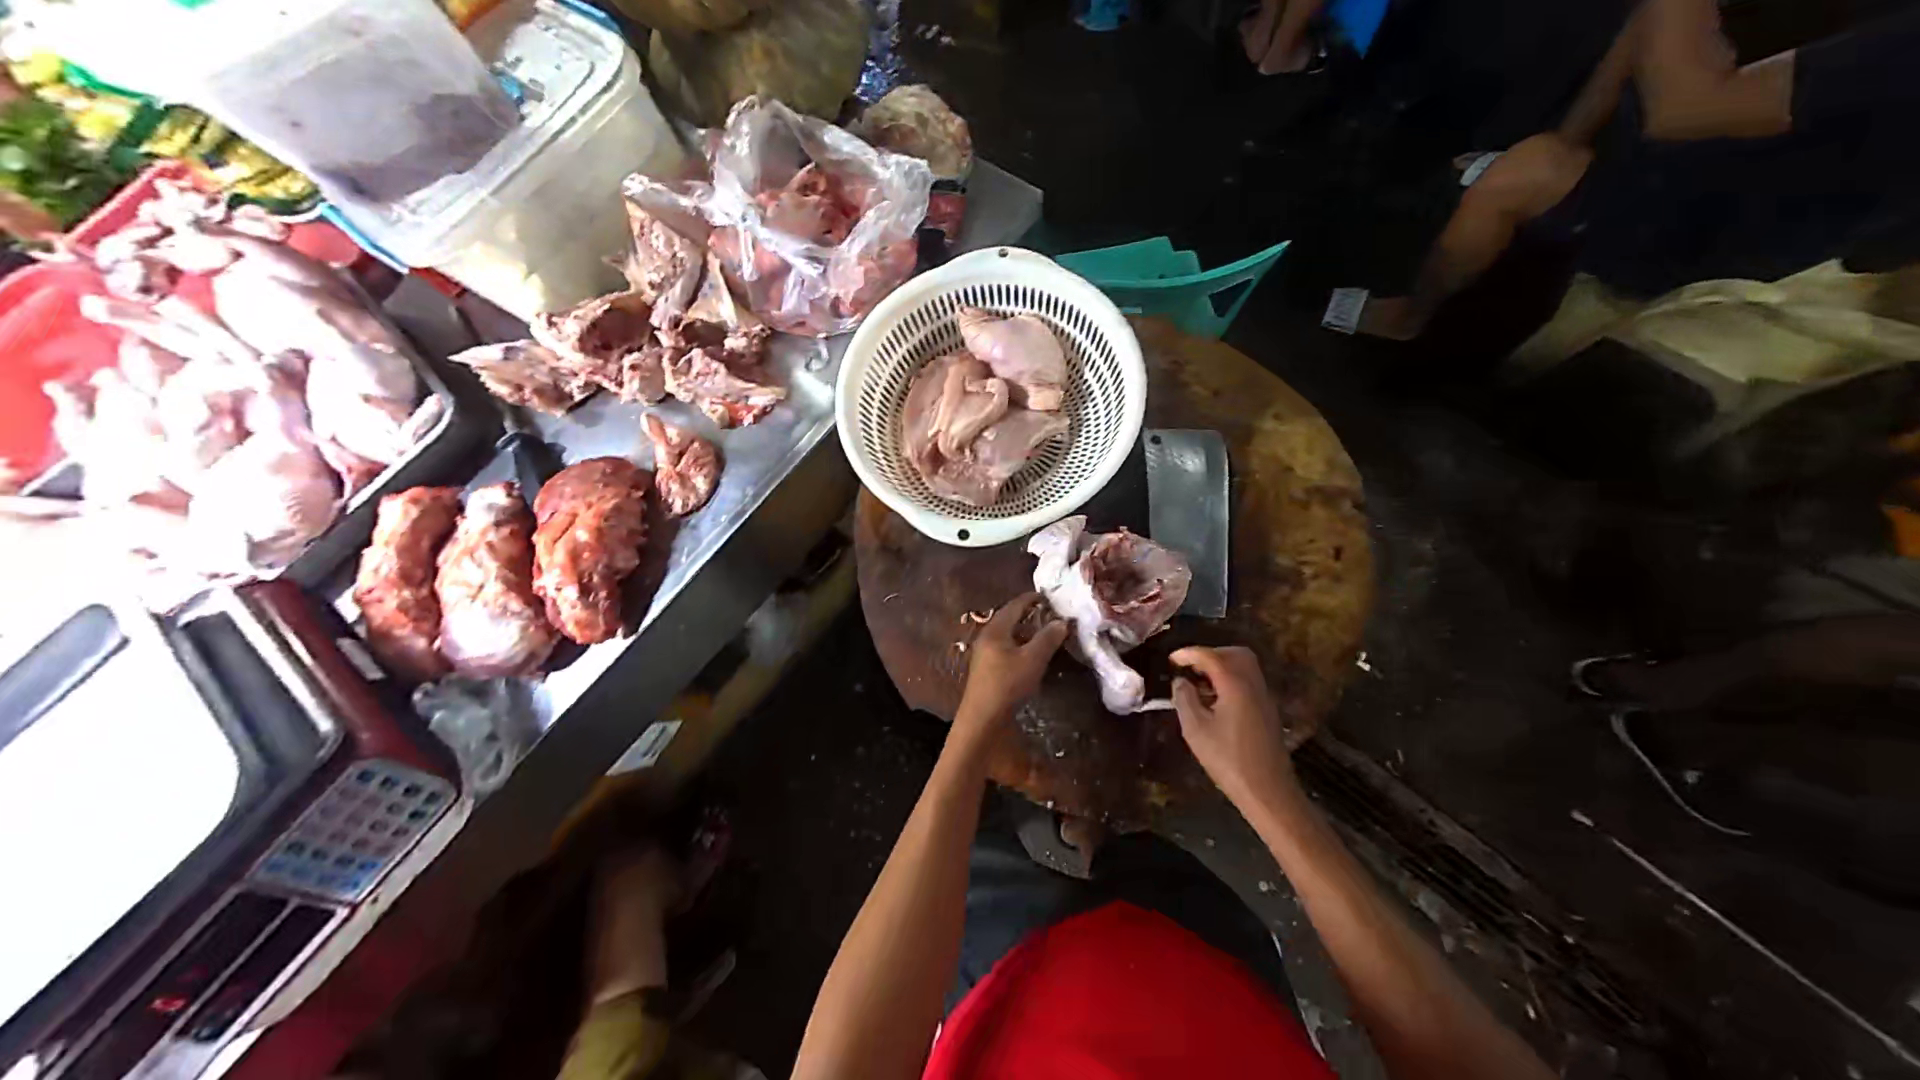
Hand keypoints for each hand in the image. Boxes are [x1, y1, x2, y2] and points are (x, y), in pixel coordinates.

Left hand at [954, 593, 1067, 750]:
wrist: (982, 718)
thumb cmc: (1008, 684)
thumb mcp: (1033, 659)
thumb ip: (1048, 638)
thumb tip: (1062, 621)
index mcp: (995, 629)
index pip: (1015, 605)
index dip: (1032, 599)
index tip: (1050, 597)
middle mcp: (987, 637)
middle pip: (1010, 619)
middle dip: (1031, 615)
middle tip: (1052, 614)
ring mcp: (985, 654)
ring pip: (1009, 635)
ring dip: (1027, 632)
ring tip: (1047, 633)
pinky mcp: (987, 669)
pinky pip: (1007, 648)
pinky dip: (1021, 646)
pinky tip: (1033, 655)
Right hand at [1171, 646, 1299, 809]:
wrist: (1268, 791)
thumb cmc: (1228, 760)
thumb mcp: (1195, 729)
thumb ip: (1185, 699)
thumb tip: (1181, 682)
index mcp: (1235, 685)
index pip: (1210, 656)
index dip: (1189, 654)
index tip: (1171, 659)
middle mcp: (1253, 685)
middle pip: (1235, 654)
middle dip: (1210, 654)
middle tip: (1190, 667)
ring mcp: (1264, 698)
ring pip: (1245, 667)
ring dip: (1221, 667)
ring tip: (1199, 684)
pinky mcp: (1267, 711)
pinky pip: (1249, 682)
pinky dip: (1230, 680)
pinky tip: (1215, 701)